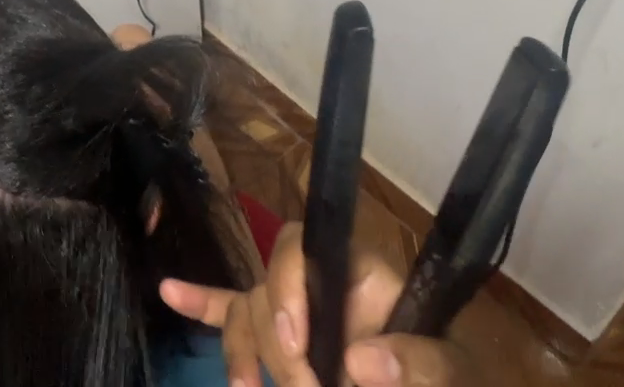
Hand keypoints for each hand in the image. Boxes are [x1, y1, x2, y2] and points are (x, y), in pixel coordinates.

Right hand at [160, 222, 474, 386]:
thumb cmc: (453, 379)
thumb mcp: (453, 372)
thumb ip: (420, 362)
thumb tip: (362, 360)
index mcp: (359, 270)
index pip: (305, 250)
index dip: (289, 289)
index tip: (296, 348)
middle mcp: (320, 280)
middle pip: (268, 287)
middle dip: (275, 347)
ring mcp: (295, 307)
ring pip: (247, 309)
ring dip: (240, 352)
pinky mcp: (280, 334)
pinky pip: (232, 312)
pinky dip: (202, 305)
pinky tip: (169, 292)